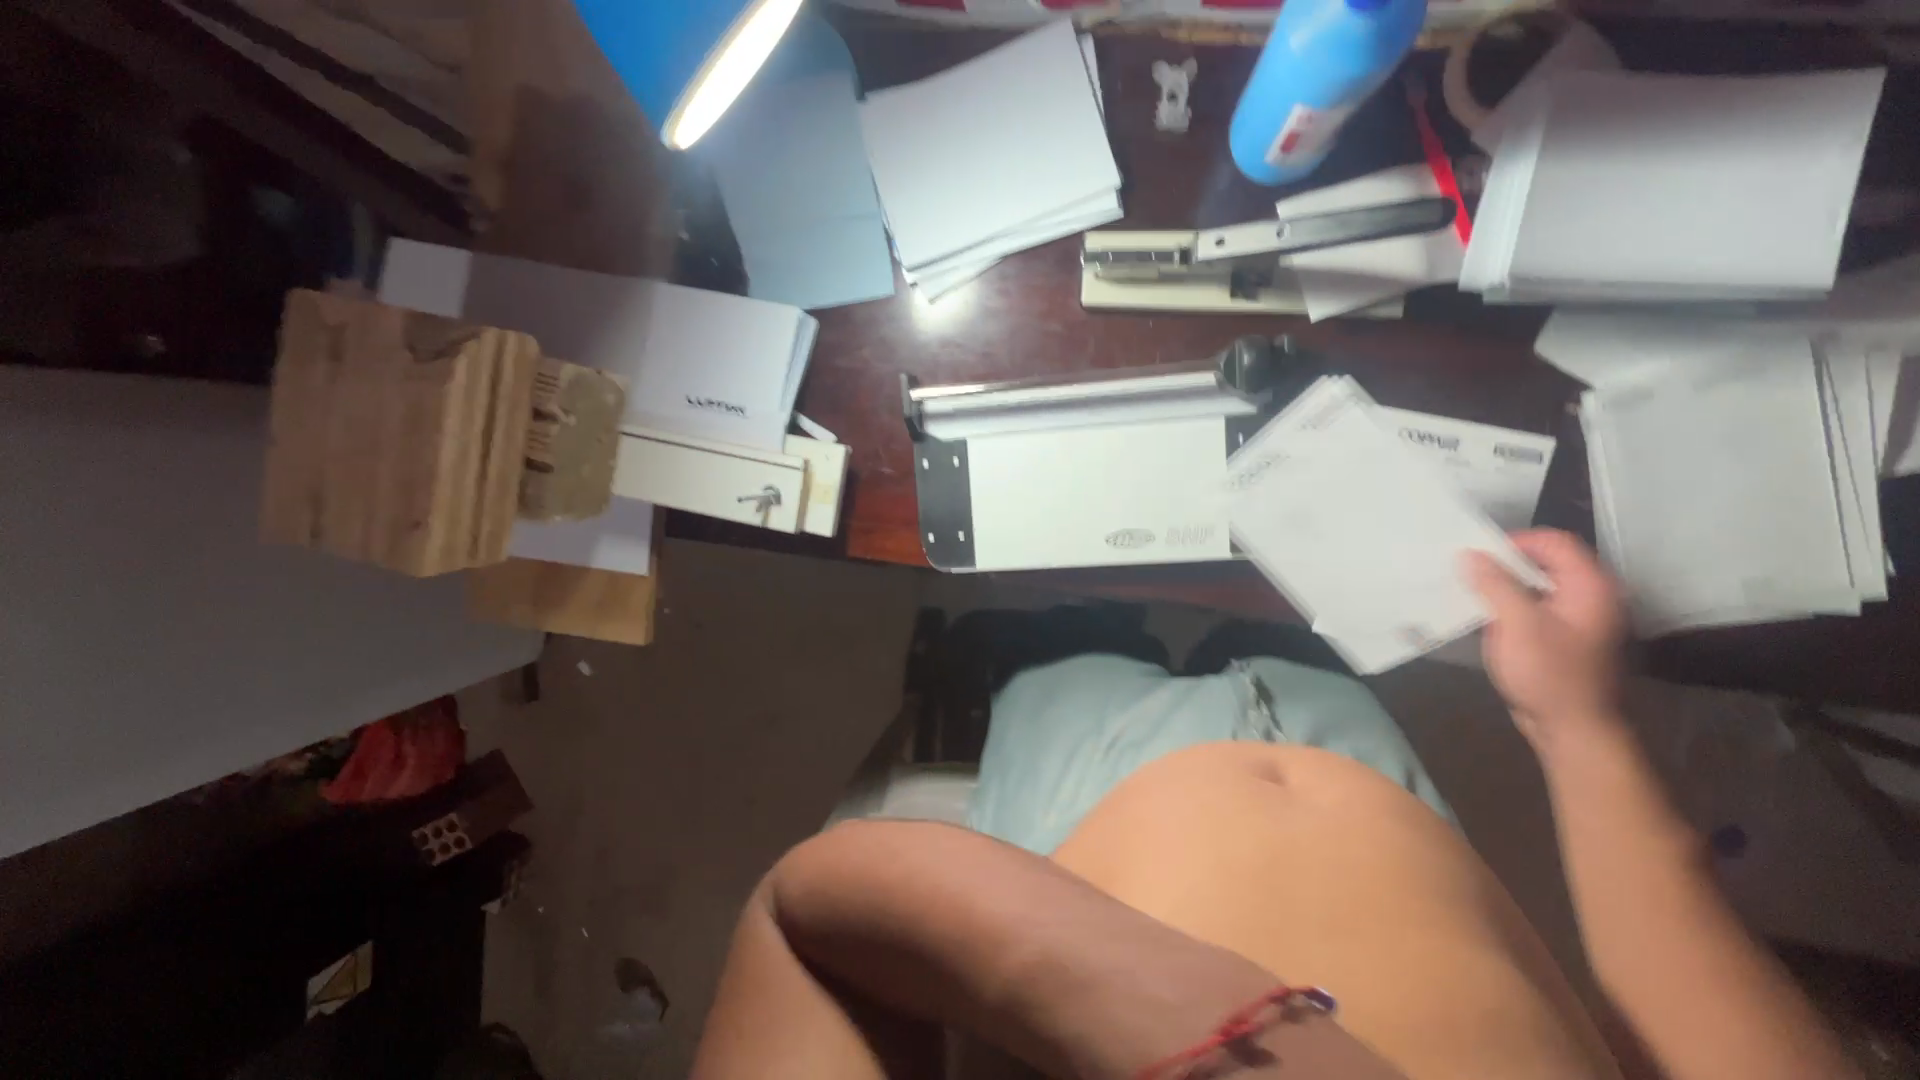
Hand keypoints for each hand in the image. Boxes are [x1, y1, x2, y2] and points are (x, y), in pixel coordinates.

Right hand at [1460, 530, 1625, 744]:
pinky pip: (1533, 608)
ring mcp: (1576, 618)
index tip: (1477, 555)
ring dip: (1502, 586)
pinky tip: (1483, 617)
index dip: (1515, 542)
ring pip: (1536, 586)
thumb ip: (1493, 584)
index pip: (1553, 542)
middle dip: (1503, 563)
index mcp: (1588, 586)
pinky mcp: (1561, 637)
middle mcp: (1588, 596)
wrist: (1571, 728)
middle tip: (1467, 571)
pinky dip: (1508, 606)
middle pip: (1544, 561)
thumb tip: (1470, 553)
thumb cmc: (1549, 674)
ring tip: (1470, 592)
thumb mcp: (1517, 624)